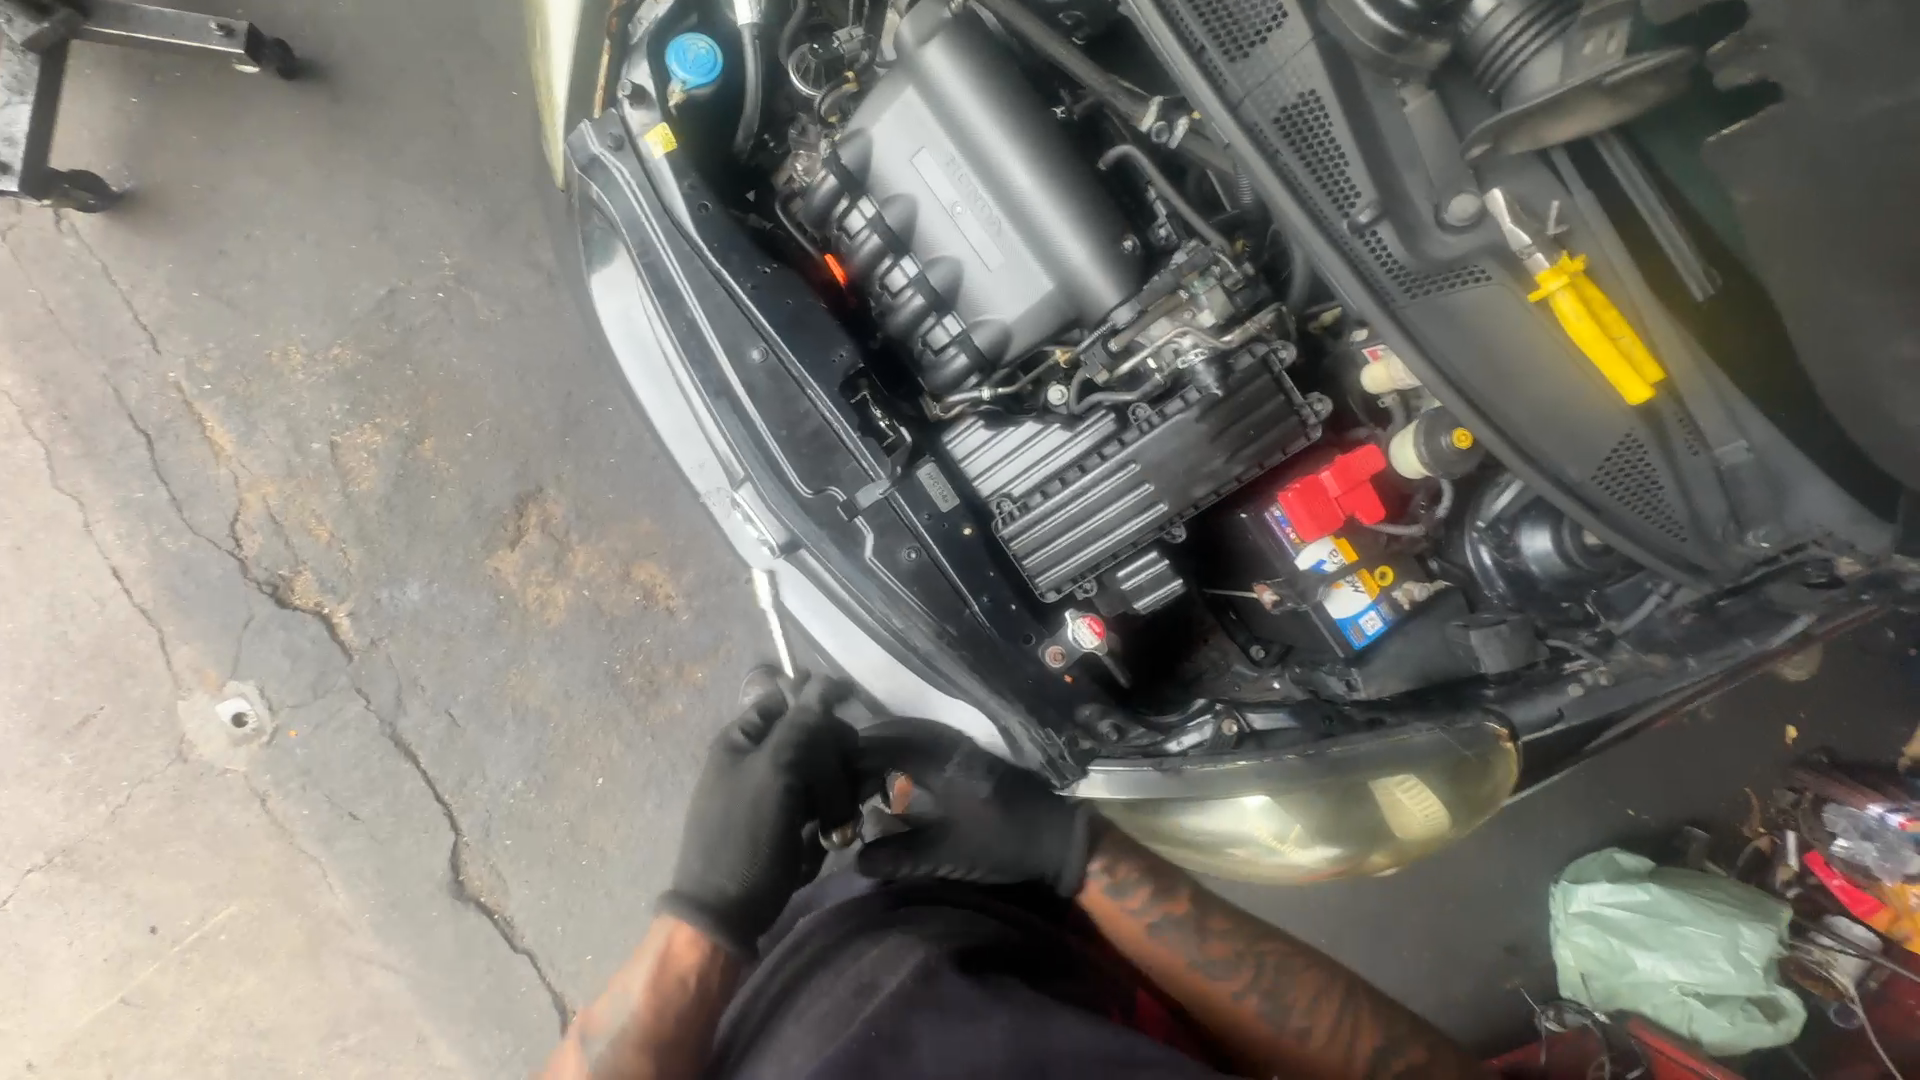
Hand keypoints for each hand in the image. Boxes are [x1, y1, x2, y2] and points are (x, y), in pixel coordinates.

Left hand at [659, 670, 859, 955]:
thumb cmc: (744, 836)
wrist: (724, 915)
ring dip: (838, 787)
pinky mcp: (785, 825)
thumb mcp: (774, 772)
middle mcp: (755, 761)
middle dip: (834, 753)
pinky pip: (817, 804)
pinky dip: (830, 812)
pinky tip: (835, 831)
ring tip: (845, 813)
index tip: (854, 706)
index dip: (819, 699)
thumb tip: (823, 680)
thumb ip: (801, 724)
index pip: (786, 700)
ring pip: (819, 771)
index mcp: (740, 740)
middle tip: (853, 770)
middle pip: (809, 736)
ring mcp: (771, 795)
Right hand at [854, 717, 1095, 896]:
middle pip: (894, 734)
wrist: (1057, 837)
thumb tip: (855, 858)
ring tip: (861, 779)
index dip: (851, 761)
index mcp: (938, 759)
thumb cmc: (1001, 842)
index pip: (882, 745)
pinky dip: (904, 757)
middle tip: (840, 777)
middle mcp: (947, 744)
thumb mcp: (947, 854)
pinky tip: (897, 781)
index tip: (829, 780)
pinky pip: (926, 745)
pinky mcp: (971, 759)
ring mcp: (962, 748)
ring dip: (885, 752)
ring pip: (911, 737)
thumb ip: (898, 854)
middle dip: (864, 752)